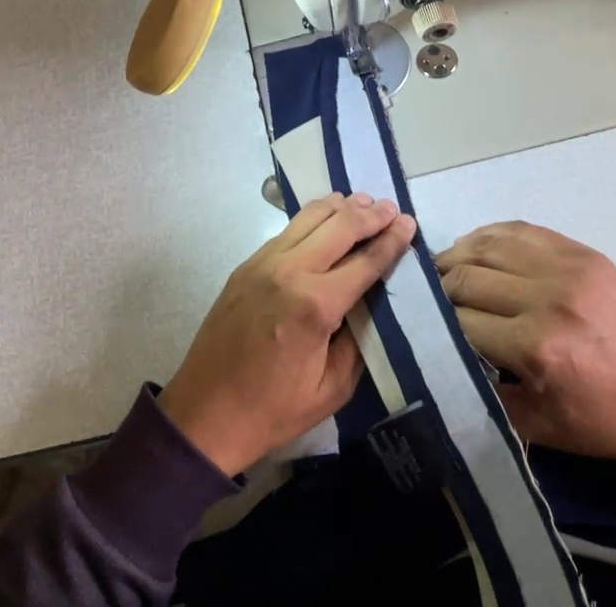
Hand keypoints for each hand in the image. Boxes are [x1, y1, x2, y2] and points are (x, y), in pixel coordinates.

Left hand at [159, 193, 415, 476]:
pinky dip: (312, 219)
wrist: (204, 413)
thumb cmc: (273, 410)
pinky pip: (286, 231)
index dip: (392, 240)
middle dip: (370, 214)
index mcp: (315, 305)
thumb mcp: (333, 388)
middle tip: (392, 208)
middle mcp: (289, 272)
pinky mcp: (245, 267)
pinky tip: (325, 220)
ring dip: (340, 208)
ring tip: (363, 203)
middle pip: (339, 226)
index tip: (411, 224)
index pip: (365, 261)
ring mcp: (262, 264)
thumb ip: (359, 340)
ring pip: (308, 218)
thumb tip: (373, 303)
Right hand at [436, 222, 615, 481]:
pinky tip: (474, 249)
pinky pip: (520, 230)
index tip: (419, 329)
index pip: (459, 320)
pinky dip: (488, 236)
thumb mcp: (535, 424)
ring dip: (455, 256)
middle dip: (438, 290)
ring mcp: (567, 268)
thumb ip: (483, 388)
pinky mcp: (583, 253)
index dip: (434, 324)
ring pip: (487, 245)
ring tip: (441, 271)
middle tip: (425, 300)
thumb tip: (441, 354)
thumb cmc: (604, 422)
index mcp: (536, 346)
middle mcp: (547, 298)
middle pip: (466, 277)